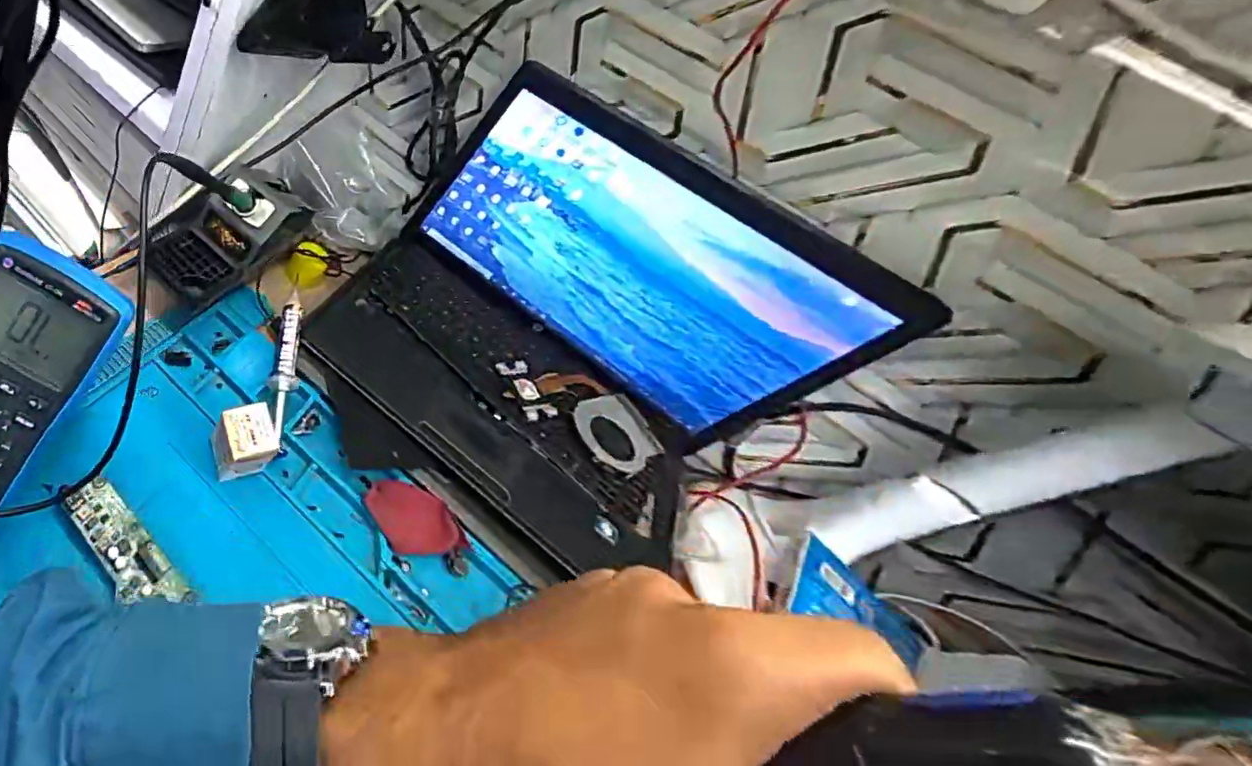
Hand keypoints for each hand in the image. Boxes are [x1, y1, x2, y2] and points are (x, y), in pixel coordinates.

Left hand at [321, 567, 915, 765]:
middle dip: (782, 714)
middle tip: (744, 760)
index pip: (862, 656)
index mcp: (733, 656)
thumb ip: (754, 747)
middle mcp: (680, 601)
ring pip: (703, 642)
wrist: (449, 725)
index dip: (887, 708)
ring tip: (665, 746)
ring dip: (708, 692)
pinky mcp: (575, 590)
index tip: (875, 747)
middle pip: (775, 653)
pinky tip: (612, 716)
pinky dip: (651, 668)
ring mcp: (619, 588)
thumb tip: (751, 736)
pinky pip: (643, 629)